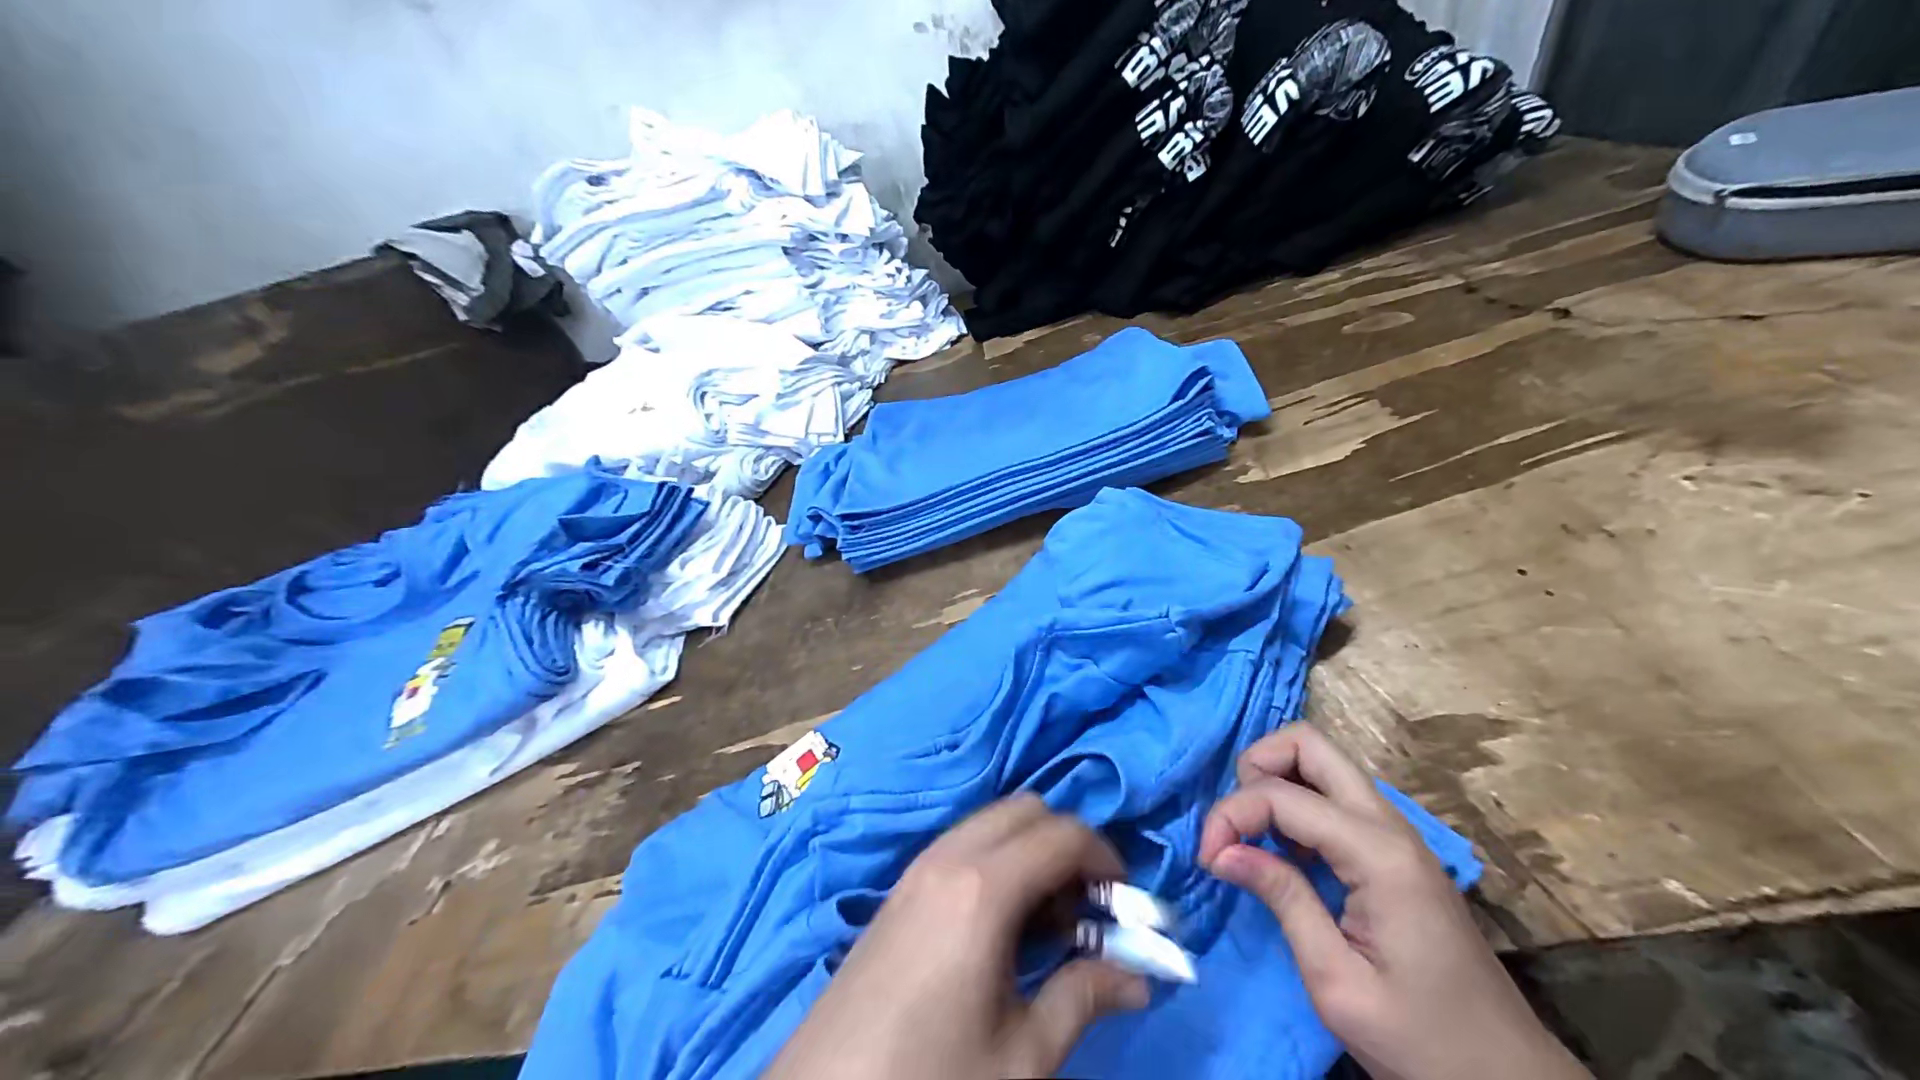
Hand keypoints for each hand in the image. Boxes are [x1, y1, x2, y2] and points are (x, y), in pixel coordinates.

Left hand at [765, 794, 1148, 1079]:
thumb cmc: (932, 1077)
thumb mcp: (1022, 1055)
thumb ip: (1084, 998)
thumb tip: (1139, 978)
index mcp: (984, 887)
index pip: (1063, 834)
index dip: (1107, 859)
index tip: (1125, 905)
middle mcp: (949, 856)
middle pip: (1028, 810)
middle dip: (1069, 845)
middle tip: (1088, 908)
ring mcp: (917, 866)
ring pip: (993, 822)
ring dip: (1032, 850)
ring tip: (1048, 921)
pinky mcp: (899, 887)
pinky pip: (962, 845)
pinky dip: (997, 860)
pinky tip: (1002, 925)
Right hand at [1200, 724, 1587, 1079]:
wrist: (1508, 1079)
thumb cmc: (1422, 1040)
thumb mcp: (1338, 983)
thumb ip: (1282, 900)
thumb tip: (1220, 851)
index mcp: (1379, 854)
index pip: (1282, 794)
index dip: (1230, 816)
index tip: (1208, 861)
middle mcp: (1390, 825)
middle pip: (1308, 744)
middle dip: (1255, 767)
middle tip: (1233, 825)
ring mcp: (1395, 833)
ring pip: (1320, 762)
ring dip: (1274, 783)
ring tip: (1253, 839)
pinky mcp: (1393, 849)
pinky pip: (1332, 795)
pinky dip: (1294, 804)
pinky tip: (1284, 852)